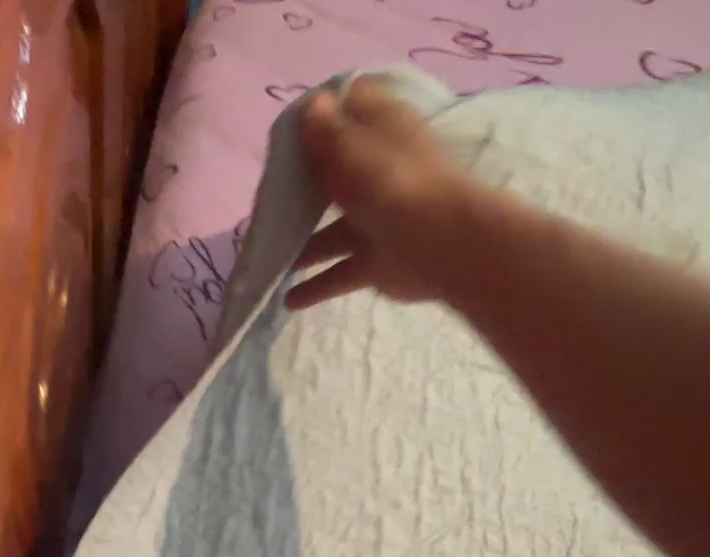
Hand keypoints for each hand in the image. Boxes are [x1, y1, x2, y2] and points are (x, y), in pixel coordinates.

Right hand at [285, 75, 477, 308]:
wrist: (441, 243)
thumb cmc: (392, 184)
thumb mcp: (349, 147)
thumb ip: (326, 129)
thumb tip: (313, 102)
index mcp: (382, 132)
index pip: (355, 105)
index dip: (326, 111)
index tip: (292, 129)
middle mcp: (381, 172)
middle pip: (338, 172)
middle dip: (305, 184)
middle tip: (269, 196)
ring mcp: (379, 219)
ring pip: (333, 231)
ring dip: (304, 246)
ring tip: (270, 258)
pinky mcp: (378, 259)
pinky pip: (340, 272)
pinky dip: (316, 286)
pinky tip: (289, 301)